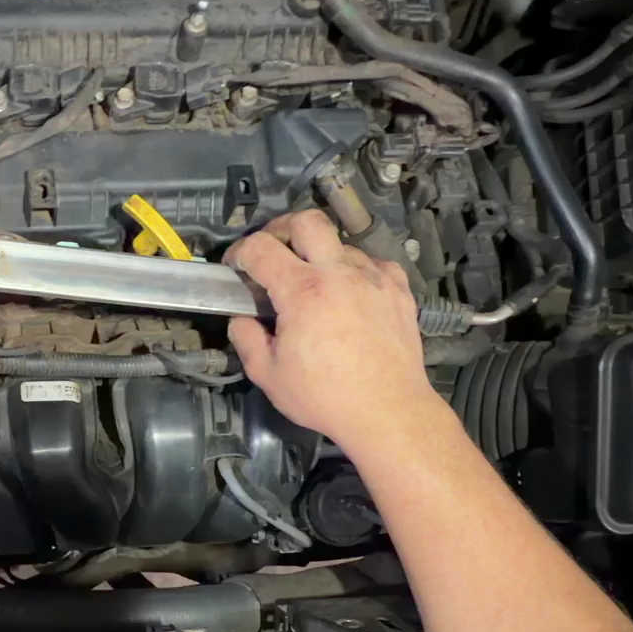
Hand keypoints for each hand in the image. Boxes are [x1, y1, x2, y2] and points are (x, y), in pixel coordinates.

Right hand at [226, 210, 438, 456]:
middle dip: (280, 228)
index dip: (240, 251)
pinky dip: (352, 270)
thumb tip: (242, 319)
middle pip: (307, 221)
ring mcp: (373, 277)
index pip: (261, 249)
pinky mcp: (397, 289)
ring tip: (310, 282)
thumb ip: (247, 339)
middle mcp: (340, 273)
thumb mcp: (268, 375)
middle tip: (271, 249)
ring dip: (318, 254)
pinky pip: (371, 263)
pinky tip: (346, 292)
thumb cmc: (325, 397)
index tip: (234, 265)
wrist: (386, 410)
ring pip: (339, 243)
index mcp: (303, 292)